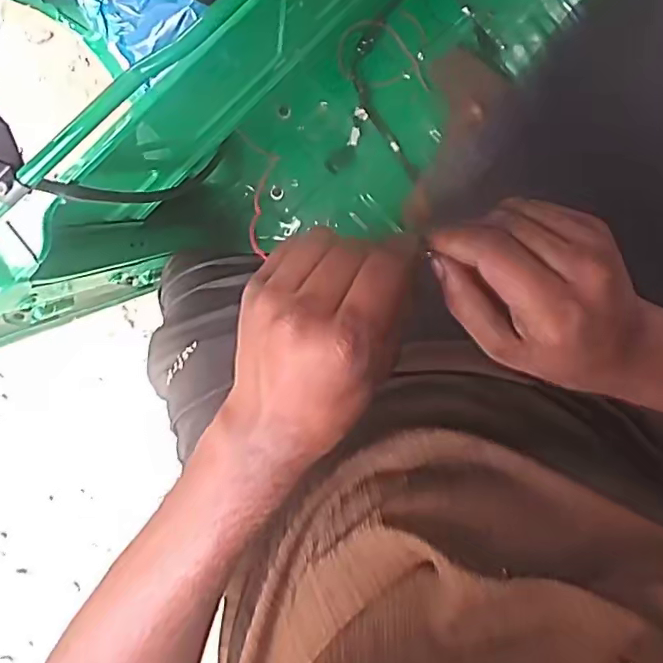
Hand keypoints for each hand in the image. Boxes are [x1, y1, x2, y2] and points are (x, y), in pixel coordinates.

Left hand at [215, 227, 418, 471]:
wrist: (266, 423)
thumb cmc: (331, 406)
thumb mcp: (380, 367)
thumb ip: (397, 310)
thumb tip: (407, 262)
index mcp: (347, 338)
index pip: (384, 266)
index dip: (403, 250)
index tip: (409, 249)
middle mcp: (308, 311)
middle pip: (354, 248)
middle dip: (374, 251)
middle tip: (377, 266)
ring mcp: (275, 296)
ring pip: (322, 239)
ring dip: (342, 247)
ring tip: (344, 268)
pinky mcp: (253, 287)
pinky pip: (292, 246)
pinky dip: (311, 251)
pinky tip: (316, 270)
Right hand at [428, 198, 662, 400]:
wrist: (628, 344)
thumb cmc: (560, 358)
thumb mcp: (503, 350)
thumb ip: (466, 305)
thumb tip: (438, 258)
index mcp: (555, 309)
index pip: (491, 252)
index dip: (452, 239)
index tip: (427, 241)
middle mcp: (578, 268)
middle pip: (500, 225)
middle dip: (466, 231)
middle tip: (453, 251)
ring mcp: (591, 241)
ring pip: (515, 209)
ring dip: (489, 224)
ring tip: (488, 252)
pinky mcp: (594, 224)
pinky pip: (534, 206)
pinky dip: (513, 219)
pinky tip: (516, 244)